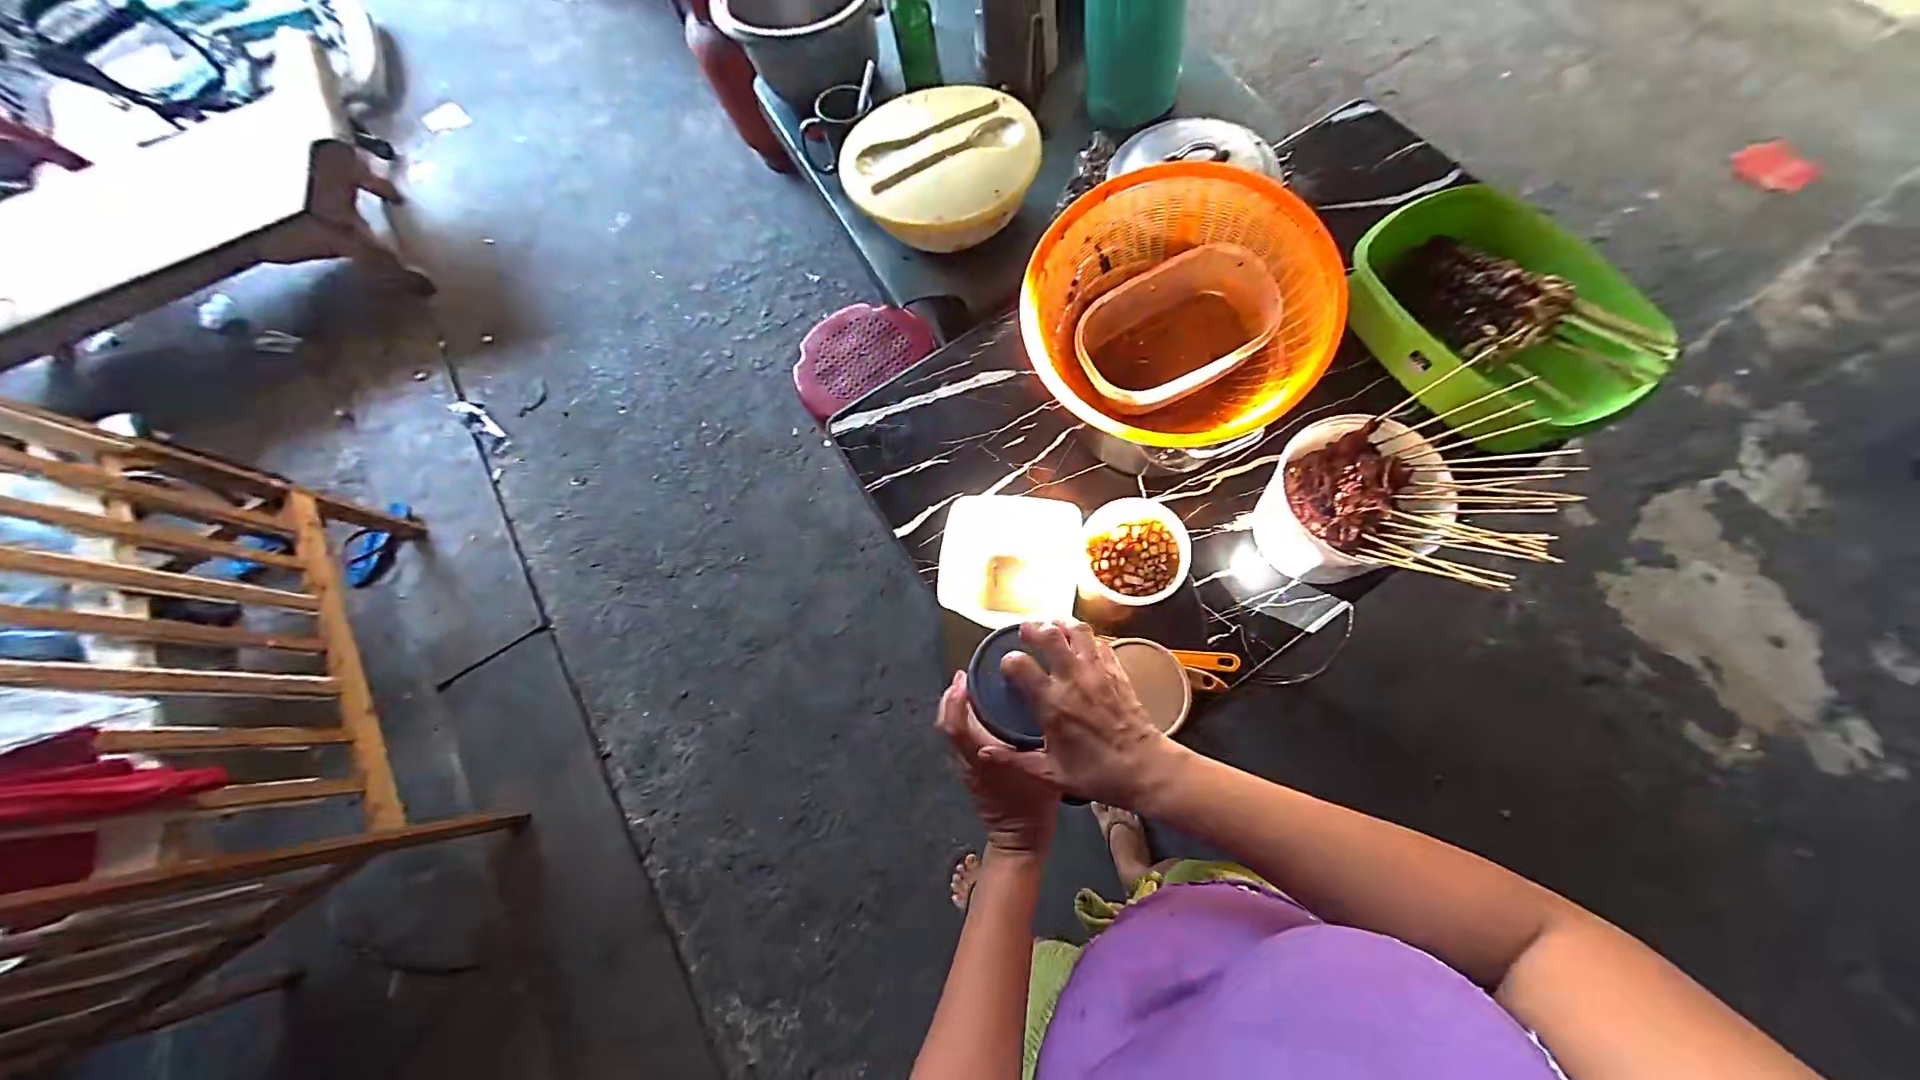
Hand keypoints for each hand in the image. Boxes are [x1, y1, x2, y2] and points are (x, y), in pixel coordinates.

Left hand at [939, 671, 1059, 855]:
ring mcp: (963, 767)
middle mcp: (966, 761)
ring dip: (954, 707)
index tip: (963, 679)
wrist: (1019, 840)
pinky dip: (960, 719)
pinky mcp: (967, 771)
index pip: (955, 727)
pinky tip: (976, 710)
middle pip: (946, 723)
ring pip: (949, 730)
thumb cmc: (1033, 805)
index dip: (955, 701)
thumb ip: (1040, 740)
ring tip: (968, 687)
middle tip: (965, 676)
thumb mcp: (1043, 769)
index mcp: (981, 760)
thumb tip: (1046, 708)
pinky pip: (957, 738)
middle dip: (952, 697)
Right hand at [981, 619, 1186, 808]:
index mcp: (1053, 703)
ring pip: (1078, 631)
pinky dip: (1088, 639)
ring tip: (1053, 627)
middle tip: (1026, 631)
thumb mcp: (1051, 773)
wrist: (1145, 768)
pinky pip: (1100, 643)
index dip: (1009, 660)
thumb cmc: (1098, 773)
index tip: (1007, 665)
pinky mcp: (1117, 671)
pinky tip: (1081, 646)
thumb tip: (985, 752)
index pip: (1021, 665)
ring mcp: (1098, 672)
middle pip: (1050, 635)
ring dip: (1062, 624)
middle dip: (1033, 627)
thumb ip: (1015, 759)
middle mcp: (1073, 680)